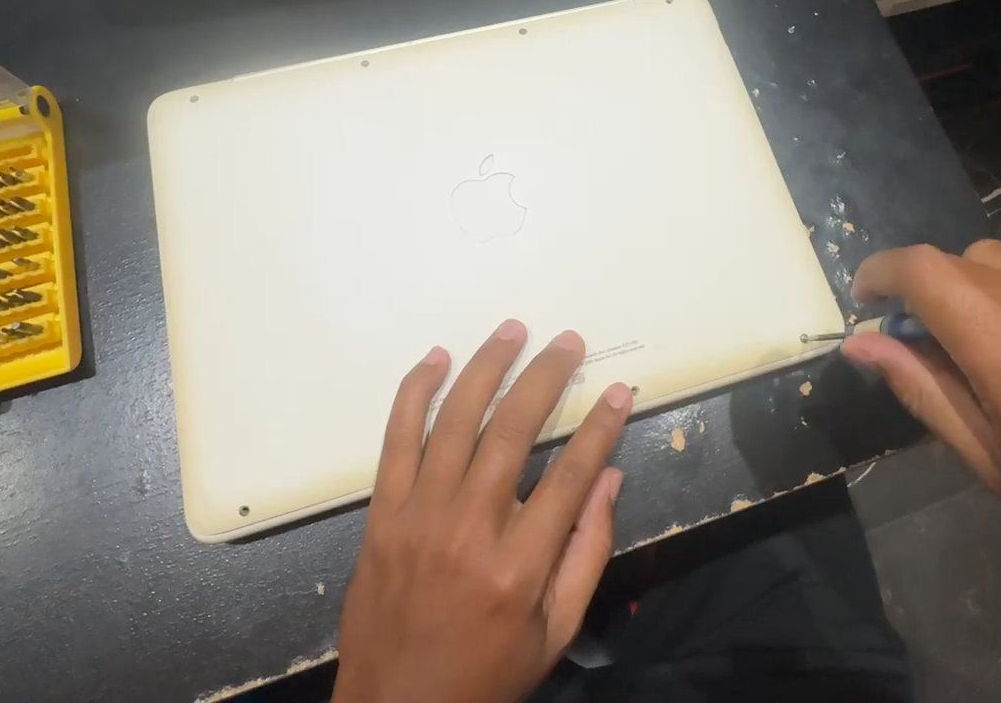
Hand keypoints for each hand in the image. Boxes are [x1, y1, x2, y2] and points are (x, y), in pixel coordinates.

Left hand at [332, 320, 629, 702]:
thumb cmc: (487, 672)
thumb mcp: (555, 631)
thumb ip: (589, 552)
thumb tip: (612, 478)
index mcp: (519, 566)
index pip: (570, 476)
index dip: (600, 427)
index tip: (618, 389)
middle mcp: (469, 528)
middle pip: (513, 431)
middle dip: (546, 377)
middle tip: (569, 342)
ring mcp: (419, 514)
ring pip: (456, 420)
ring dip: (486, 368)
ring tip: (513, 331)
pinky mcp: (383, 511)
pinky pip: (397, 438)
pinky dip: (415, 392)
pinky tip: (437, 359)